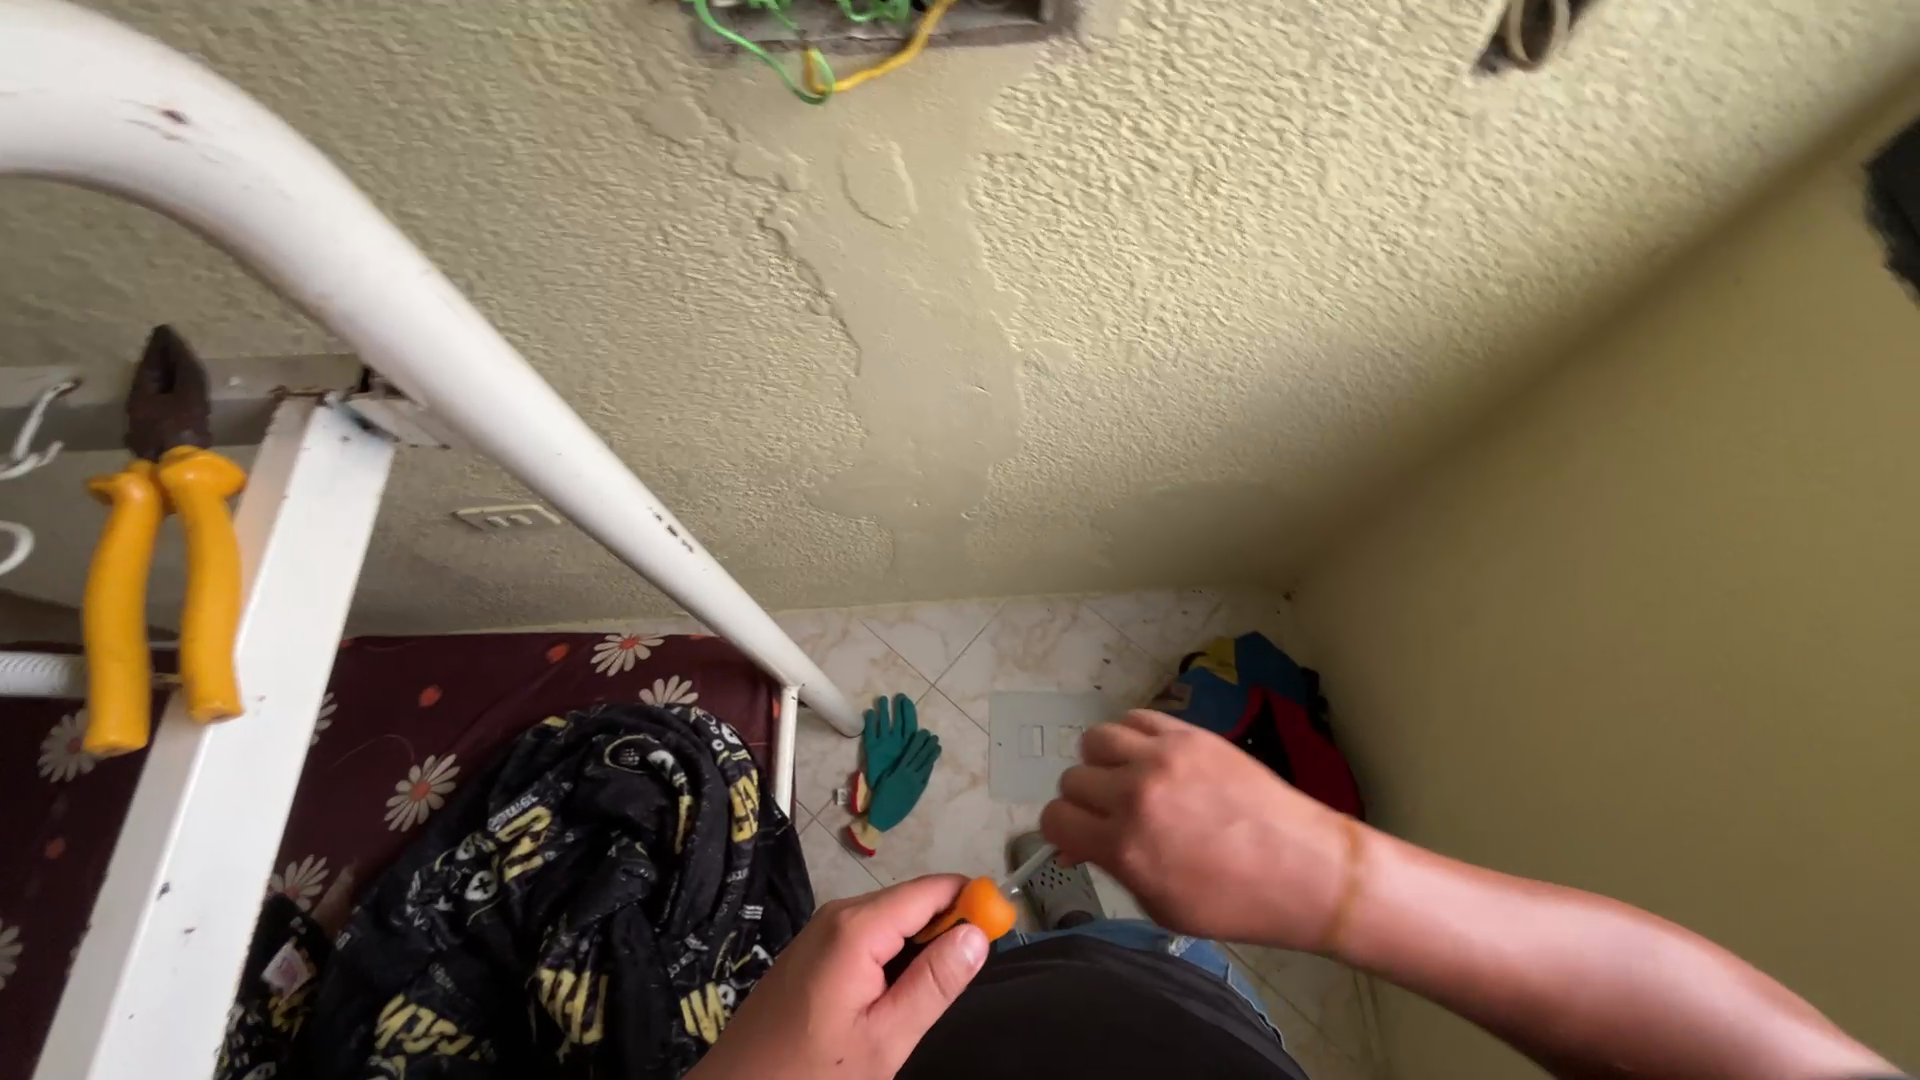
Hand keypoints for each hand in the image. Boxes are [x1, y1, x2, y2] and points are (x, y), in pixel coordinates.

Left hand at [688, 876, 988, 1079]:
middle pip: (913, 902)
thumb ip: (934, 984)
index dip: (971, 902)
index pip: (932, 889)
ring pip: (892, 920)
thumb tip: (979, 932)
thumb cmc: (810, 1077)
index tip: (1001, 931)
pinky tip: (886, 1002)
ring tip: (918, 1003)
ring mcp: (822, 928)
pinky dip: (891, 957)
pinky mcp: (813, 948)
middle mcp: (840, 912)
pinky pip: (868, 935)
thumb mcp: (883, 1042)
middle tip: (954, 986)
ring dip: (918, 949)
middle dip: (945, 931)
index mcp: (858, 926)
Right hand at [1041, 709, 1356, 951]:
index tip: (1078, 834)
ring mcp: (1162, 758)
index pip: (1055, 819)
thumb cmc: (1237, 902)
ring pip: (1095, 740)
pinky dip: (1134, 736)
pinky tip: (1151, 757)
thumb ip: (1112, 869)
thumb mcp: (1162, 906)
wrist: (1306, 868)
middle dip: (1085, 800)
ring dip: (1103, 762)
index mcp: (1125, 847)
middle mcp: (1135, 795)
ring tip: (1127, 778)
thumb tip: (1076, 845)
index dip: (1062, 830)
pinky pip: (1135, 717)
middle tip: (1110, 812)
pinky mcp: (1189, 734)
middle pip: (1072, 779)